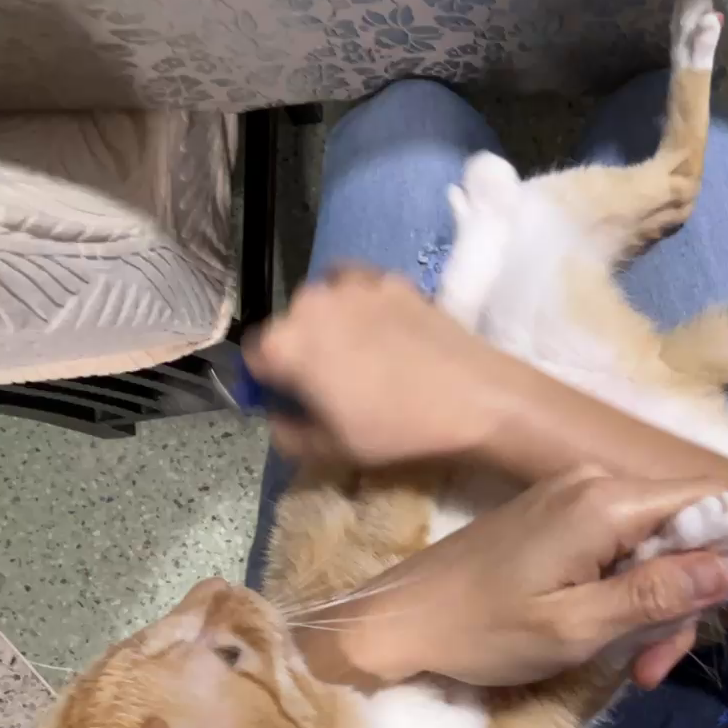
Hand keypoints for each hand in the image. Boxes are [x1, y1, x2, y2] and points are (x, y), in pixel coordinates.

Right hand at [241, 264, 530, 465]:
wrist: (473, 397)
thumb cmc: (397, 429)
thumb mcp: (332, 449)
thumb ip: (286, 434)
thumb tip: (278, 416)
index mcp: (284, 345)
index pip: (253, 359)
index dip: (269, 382)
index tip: (292, 400)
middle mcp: (308, 304)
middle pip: (288, 327)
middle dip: (300, 351)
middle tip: (332, 383)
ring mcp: (351, 285)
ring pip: (322, 304)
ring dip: (329, 324)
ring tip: (361, 355)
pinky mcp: (390, 278)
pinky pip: (357, 286)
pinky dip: (359, 303)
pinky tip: (382, 328)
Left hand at [298, 469, 727, 688]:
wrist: (401, 618)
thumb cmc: (485, 629)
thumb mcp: (578, 627)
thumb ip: (657, 593)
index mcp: (605, 501)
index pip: (706, 498)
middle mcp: (594, 483)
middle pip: (679, 529)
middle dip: (685, 597)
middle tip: (660, 664)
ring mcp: (571, 497)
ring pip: (648, 544)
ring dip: (653, 604)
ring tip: (635, 666)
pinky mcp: (555, 517)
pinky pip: (615, 546)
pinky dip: (624, 590)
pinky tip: (610, 636)